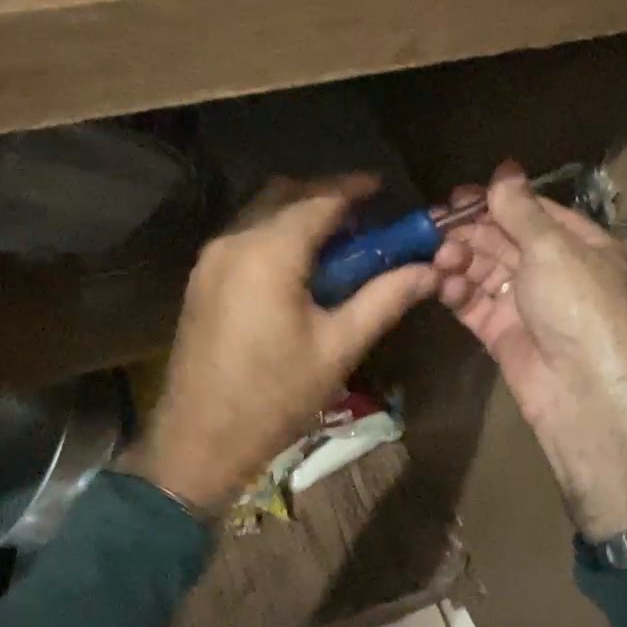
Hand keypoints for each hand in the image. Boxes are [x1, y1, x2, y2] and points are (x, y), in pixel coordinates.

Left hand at [126, 175, 436, 514]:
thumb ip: (384, 298)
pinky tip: (300, 265)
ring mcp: (211, 258)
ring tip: (337, 241)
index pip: (318, 199)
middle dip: (325, 196)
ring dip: (298, 213)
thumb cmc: (275, 396)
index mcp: (268, 251)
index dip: (354, 188)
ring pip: (260, 211)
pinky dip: (275, 232)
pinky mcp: (201, 278)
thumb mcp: (338, 347)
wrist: (197, 440)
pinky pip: (244, 234)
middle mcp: (233, 240)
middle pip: (284, 194)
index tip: (383, 187)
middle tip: (364, 217)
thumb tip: (429, 271)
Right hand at [434, 163, 626, 535]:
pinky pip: (474, 303)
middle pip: (503, 240)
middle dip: (469, 231)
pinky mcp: (503, 335)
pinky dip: (456, 291)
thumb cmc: (579, 308)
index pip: (531, 212)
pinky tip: (440, 282)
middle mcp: (554, 272)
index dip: (494, 202)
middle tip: (433, 225)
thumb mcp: (553, 248)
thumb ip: (520, 209)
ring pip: (485, 270)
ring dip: (460, 259)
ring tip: (439, 258)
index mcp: (580, 245)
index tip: (456, 196)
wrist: (588, 396)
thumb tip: (504, 167)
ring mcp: (527, 305)